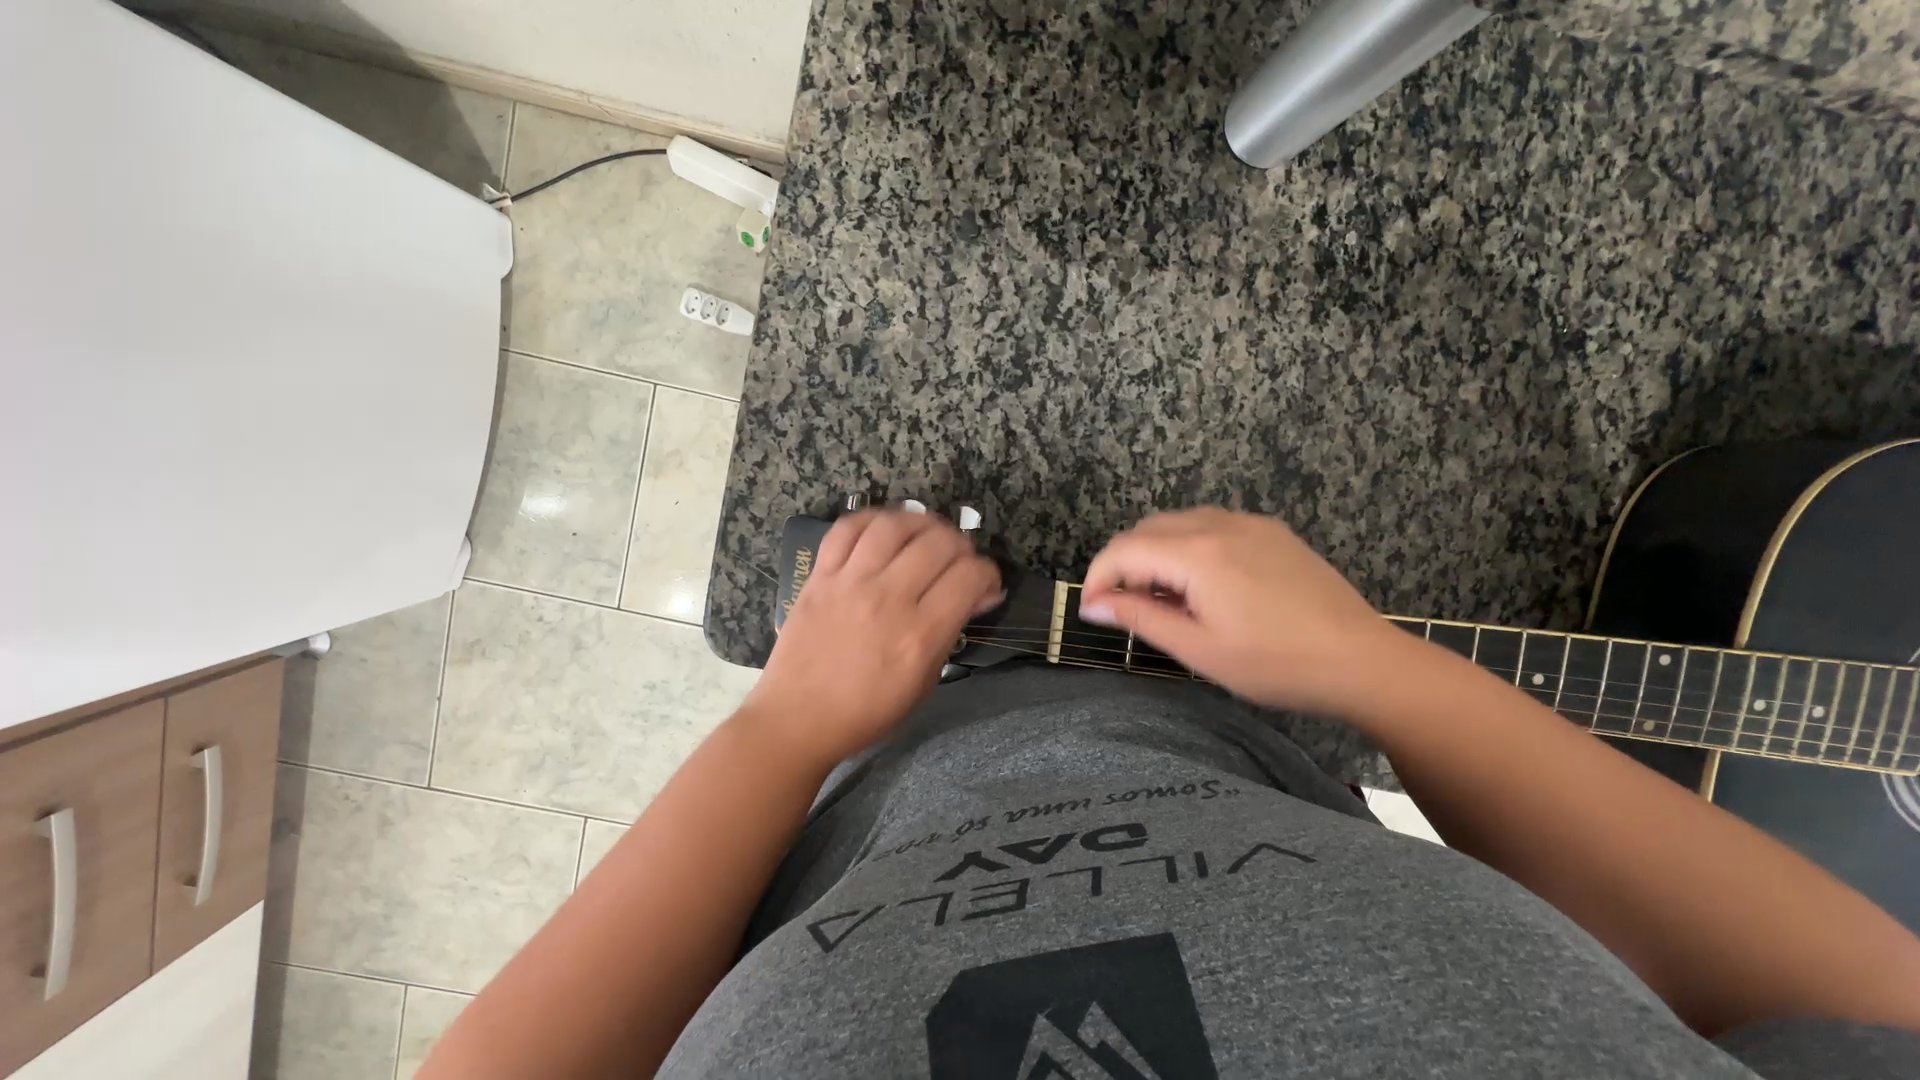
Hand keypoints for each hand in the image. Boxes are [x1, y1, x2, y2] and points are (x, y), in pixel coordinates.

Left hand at [741, 510, 1001, 765]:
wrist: (797, 720)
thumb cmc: (866, 713)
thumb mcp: (923, 684)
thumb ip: (948, 635)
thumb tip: (973, 596)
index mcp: (919, 635)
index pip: (970, 576)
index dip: (989, 574)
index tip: (984, 586)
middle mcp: (887, 599)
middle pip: (939, 543)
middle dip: (961, 546)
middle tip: (958, 561)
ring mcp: (850, 583)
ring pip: (895, 526)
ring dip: (921, 523)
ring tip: (926, 535)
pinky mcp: (819, 576)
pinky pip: (847, 529)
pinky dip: (872, 520)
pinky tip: (885, 530)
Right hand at [1078, 508, 1402, 712]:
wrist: (1361, 661)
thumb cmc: (1275, 664)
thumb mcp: (1199, 650)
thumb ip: (1141, 618)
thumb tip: (1094, 605)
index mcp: (1198, 554)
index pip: (1123, 549)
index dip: (1097, 577)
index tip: (1092, 611)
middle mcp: (1220, 524)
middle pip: (1148, 529)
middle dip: (1124, 563)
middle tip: (1126, 609)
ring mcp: (1250, 524)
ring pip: (1180, 523)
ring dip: (1156, 553)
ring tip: (1165, 600)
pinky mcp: (1273, 532)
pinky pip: (1213, 526)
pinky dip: (1190, 547)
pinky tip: (1204, 586)